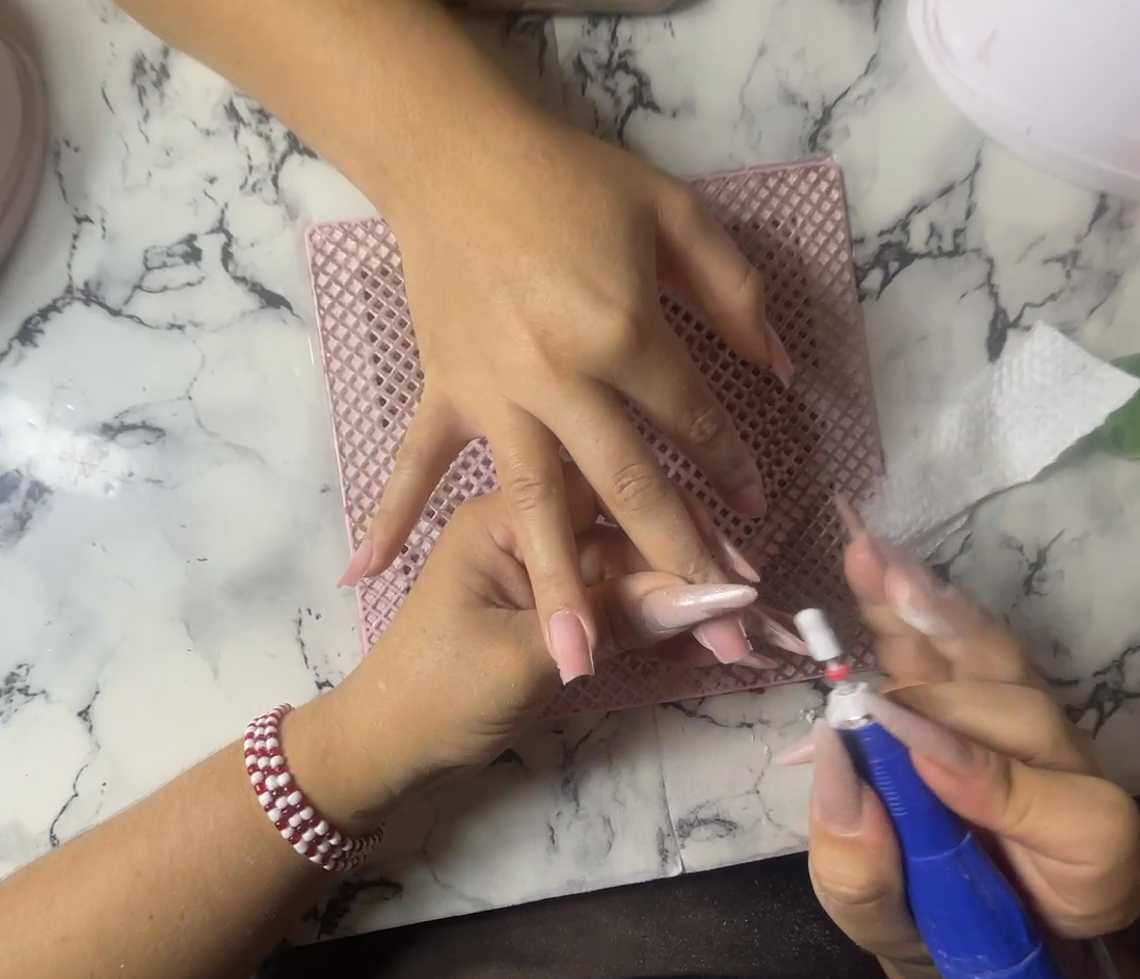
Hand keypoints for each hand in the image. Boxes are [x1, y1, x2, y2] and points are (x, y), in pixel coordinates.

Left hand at [295, 467, 761, 830]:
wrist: (386, 744)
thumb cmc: (439, 693)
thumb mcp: (528, 658)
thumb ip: (617, 621)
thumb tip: (716, 597)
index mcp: (504, 515)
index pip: (608, 507)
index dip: (679, 545)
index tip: (740, 589)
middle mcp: (526, 527)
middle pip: (624, 537)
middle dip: (689, 579)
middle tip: (752, 623)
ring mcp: (537, 566)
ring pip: (625, 572)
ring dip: (678, 606)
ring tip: (738, 637)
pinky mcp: (548, 604)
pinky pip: (610, 602)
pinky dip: (651, 623)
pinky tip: (696, 640)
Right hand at [345, 120, 791, 681]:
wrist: (456, 159)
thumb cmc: (568, 182)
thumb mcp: (673, 214)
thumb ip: (734, 292)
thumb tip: (777, 367)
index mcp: (621, 335)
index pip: (692, 422)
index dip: (733, 473)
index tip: (758, 525)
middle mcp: (558, 384)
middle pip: (625, 490)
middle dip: (674, 561)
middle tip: (715, 630)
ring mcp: (492, 399)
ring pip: (533, 505)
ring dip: (556, 585)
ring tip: (573, 660)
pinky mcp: (443, 396)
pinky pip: (415, 465)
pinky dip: (389, 516)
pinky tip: (362, 573)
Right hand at [792, 506, 1139, 978]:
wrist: (962, 919)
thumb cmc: (927, 927)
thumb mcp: (884, 926)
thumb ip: (862, 872)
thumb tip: (831, 765)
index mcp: (1077, 866)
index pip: (1067, 813)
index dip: (984, 772)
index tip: (894, 737)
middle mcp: (1065, 781)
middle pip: (1019, 711)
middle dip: (947, 652)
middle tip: (889, 587)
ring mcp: (1022, 732)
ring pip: (993, 660)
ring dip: (928, 604)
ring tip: (873, 554)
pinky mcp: (976, 699)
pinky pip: (952, 645)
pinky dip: (908, 603)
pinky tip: (874, 562)